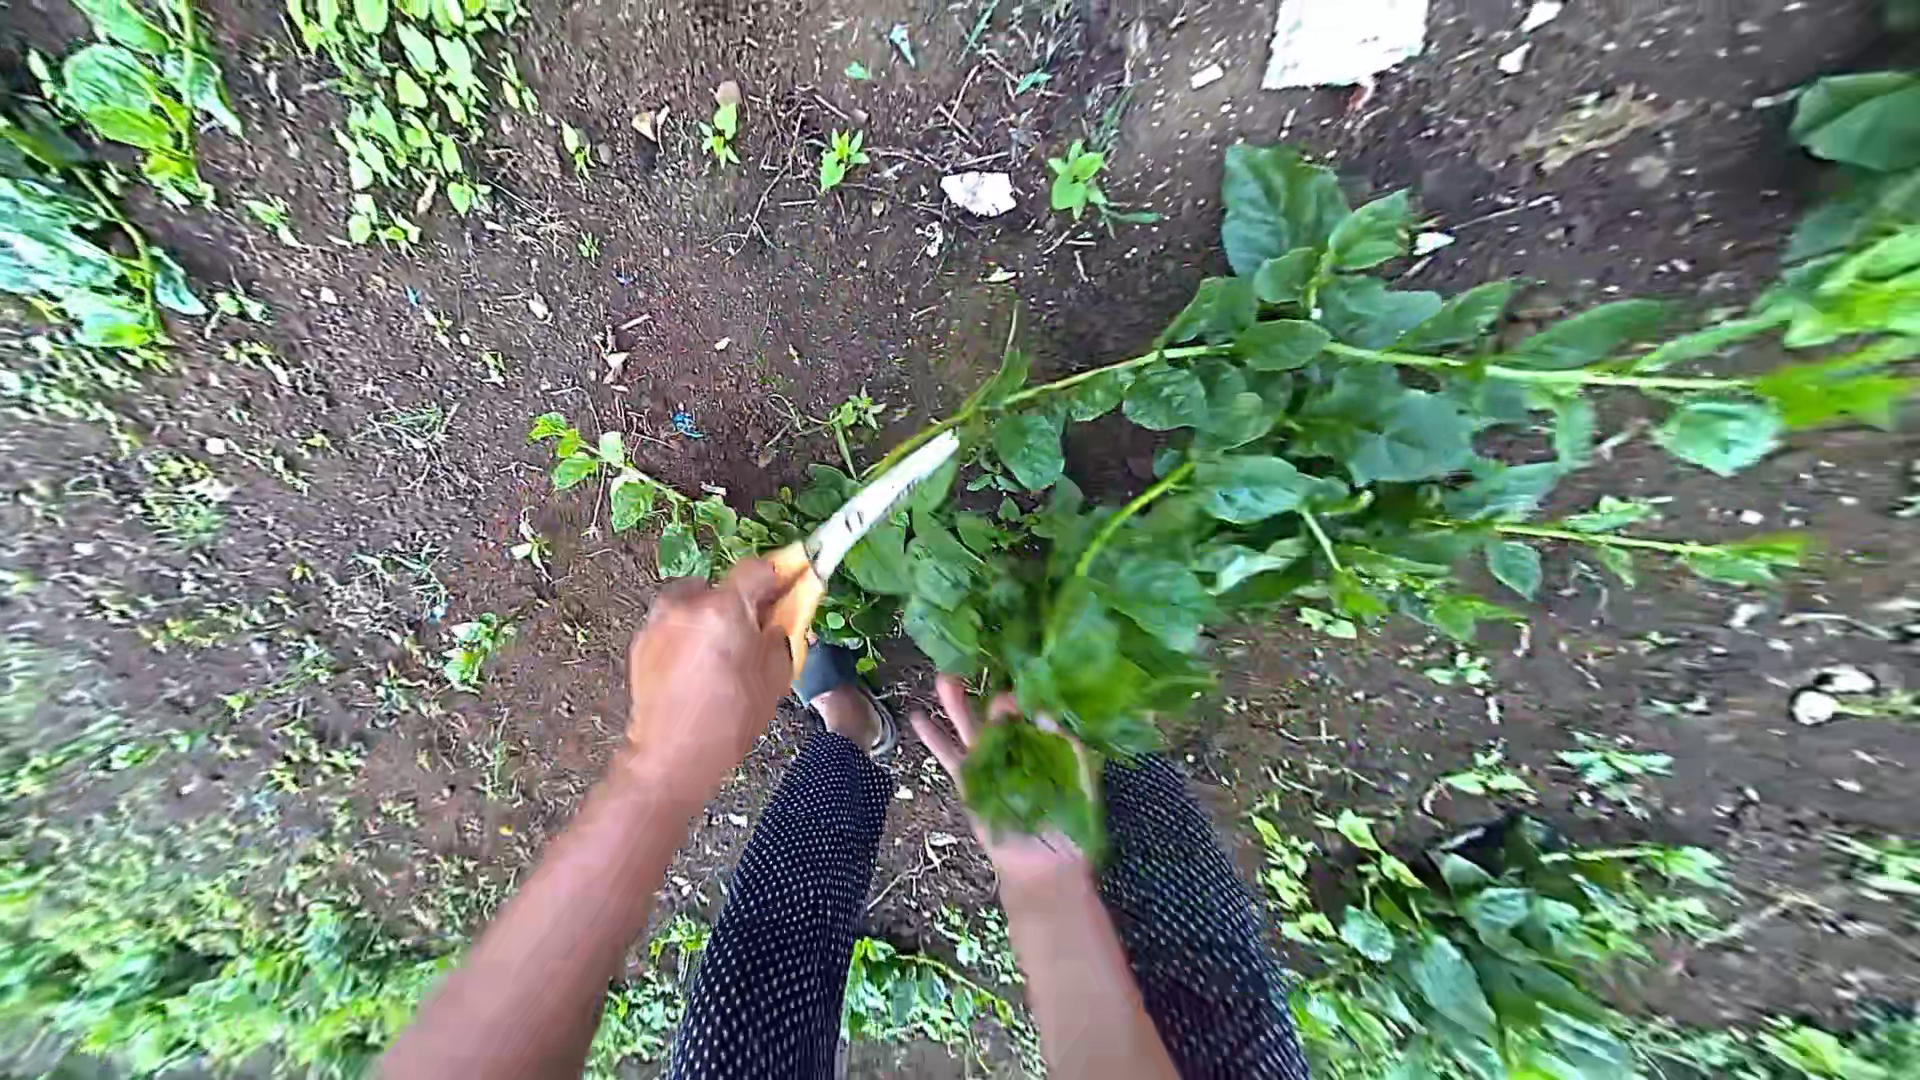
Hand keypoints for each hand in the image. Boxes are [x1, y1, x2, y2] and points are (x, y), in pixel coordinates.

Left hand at [621, 558, 790, 807]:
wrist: (673, 756)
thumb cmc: (733, 717)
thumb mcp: (777, 672)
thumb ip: (782, 633)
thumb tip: (783, 617)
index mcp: (725, 608)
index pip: (757, 568)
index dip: (779, 574)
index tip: (791, 583)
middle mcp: (687, 604)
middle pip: (724, 585)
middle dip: (743, 601)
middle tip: (756, 628)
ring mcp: (659, 621)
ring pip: (696, 601)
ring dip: (714, 614)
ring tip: (723, 649)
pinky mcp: (641, 641)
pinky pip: (676, 622)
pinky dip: (690, 632)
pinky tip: (699, 664)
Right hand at [911, 675, 1093, 899]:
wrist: (1046, 868)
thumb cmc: (1069, 826)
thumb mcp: (1080, 782)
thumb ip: (1069, 747)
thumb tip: (1043, 712)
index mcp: (1040, 746)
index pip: (1027, 712)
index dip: (1021, 697)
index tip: (1019, 687)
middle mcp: (1012, 750)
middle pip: (994, 715)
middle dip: (983, 693)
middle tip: (974, 667)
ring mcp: (987, 765)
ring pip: (968, 729)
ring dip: (954, 705)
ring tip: (942, 678)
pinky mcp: (968, 784)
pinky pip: (949, 757)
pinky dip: (933, 738)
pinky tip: (918, 718)